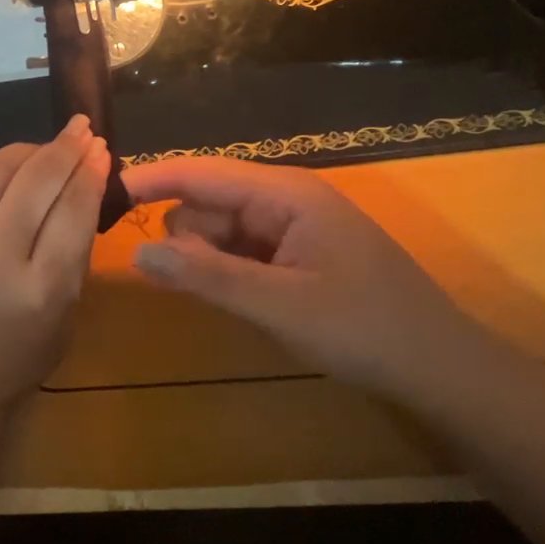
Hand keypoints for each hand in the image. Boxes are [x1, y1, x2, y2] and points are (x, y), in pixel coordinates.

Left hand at [0, 115, 111, 413]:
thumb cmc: (27, 347)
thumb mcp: (67, 303)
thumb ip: (74, 243)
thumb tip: (84, 176)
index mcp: (39, 289)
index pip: (71, 211)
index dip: (89, 172)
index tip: (101, 147)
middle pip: (33, 183)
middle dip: (62, 149)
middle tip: (82, 129)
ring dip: (28, 152)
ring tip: (52, 145)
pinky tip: (16, 171)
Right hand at [124, 157, 491, 395]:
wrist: (444, 372)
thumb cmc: (366, 329)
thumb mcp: (280, 305)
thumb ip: (206, 275)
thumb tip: (134, 252)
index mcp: (285, 193)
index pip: (199, 172)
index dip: (149, 179)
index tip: (100, 193)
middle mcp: (284, 199)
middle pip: (204, 201)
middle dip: (185, 237)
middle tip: (188, 283)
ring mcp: (291, 226)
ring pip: (217, 228)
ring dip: (205, 258)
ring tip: (230, 299)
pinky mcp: (294, 254)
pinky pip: (238, 249)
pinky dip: (223, 269)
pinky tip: (234, 298)